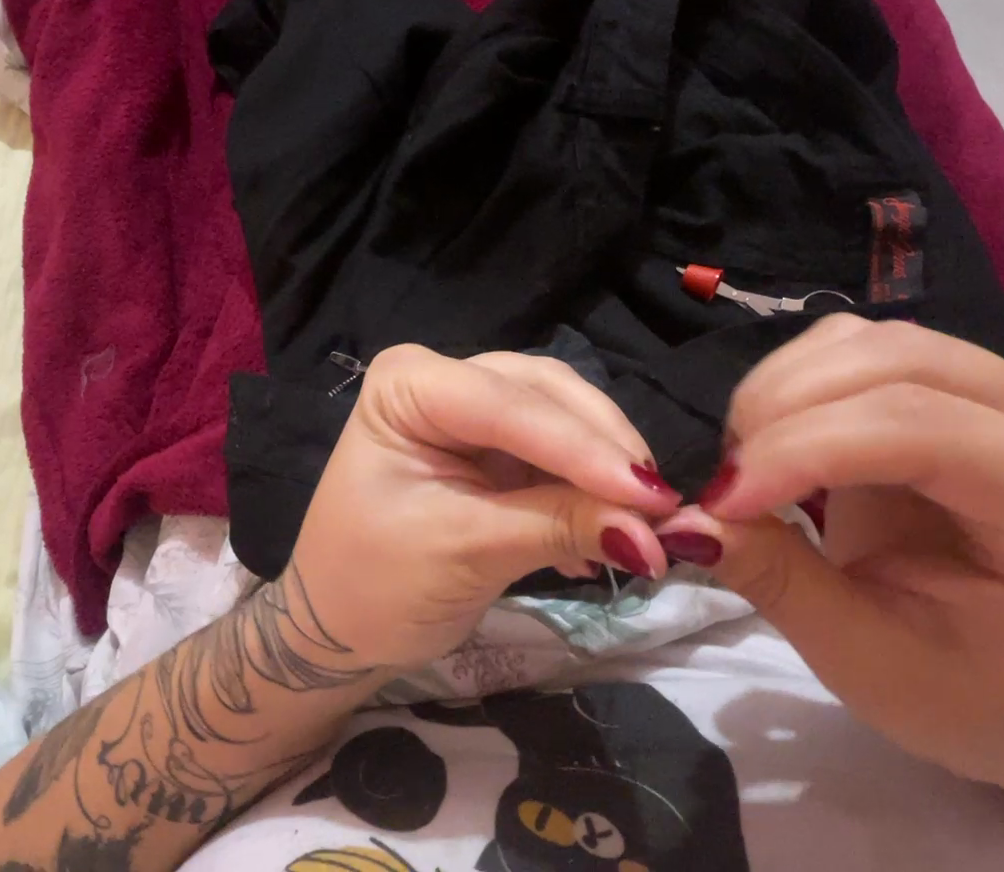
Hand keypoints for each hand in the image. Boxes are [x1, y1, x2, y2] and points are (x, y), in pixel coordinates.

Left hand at [286, 344, 683, 671]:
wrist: (340, 625)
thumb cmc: (376, 584)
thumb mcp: (466, 551)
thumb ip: (559, 527)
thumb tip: (659, 533)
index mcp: (408, 385)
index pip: (508, 404)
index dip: (582, 448)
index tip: (651, 496)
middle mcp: (441, 379)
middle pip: (544, 395)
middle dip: (603, 452)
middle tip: (663, 512)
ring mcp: (470, 410)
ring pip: (561, 417)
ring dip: (605, 470)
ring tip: (644, 528)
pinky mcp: (494, 446)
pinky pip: (558, 452)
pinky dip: (588, 489)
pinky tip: (608, 536)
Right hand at [655, 315, 1003, 806]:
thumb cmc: (975, 704)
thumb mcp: (869, 664)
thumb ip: (779, 582)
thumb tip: (682, 519)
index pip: (927, 431)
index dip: (806, 447)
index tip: (722, 498)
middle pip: (904, 362)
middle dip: (787, 405)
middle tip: (724, 475)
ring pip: (882, 341)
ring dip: (788, 384)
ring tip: (746, 454)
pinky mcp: (972, 394)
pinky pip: (872, 349)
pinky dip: (802, 378)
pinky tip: (779, 434)